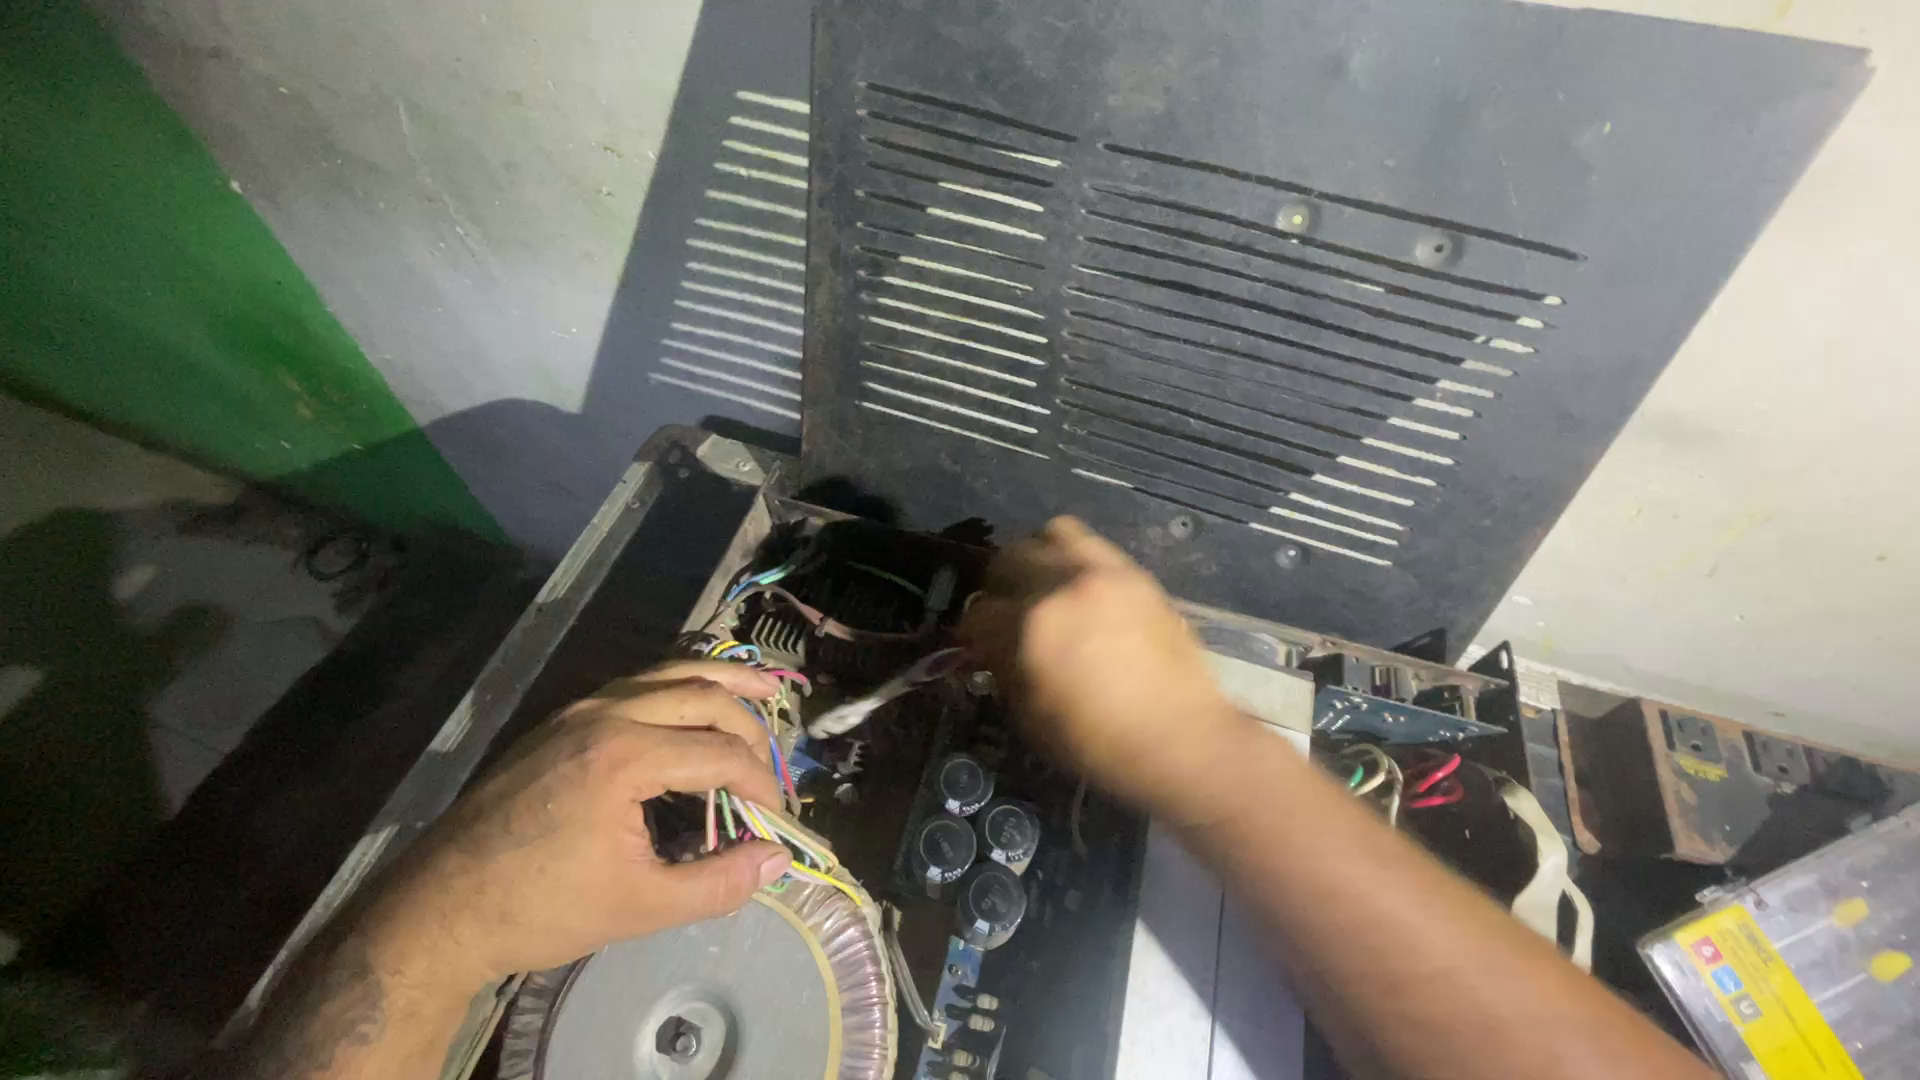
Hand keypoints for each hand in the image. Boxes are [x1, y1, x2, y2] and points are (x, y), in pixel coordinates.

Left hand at [368, 661, 793, 984]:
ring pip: (670, 673)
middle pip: (705, 696)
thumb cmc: (539, 910)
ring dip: (721, 681)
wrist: (435, 911)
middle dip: (750, 728)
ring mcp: (581, 710)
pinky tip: (693, 703)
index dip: (760, 783)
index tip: (776, 818)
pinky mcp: (563, 719)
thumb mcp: (640, 907)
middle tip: (771, 766)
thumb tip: (778, 859)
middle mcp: (608, 715)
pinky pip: (637, 683)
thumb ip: (718, 884)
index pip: (721, 754)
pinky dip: (679, 685)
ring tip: (762, 686)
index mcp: (627, 757)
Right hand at [961, 517, 1255, 809]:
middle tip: (1008, 612)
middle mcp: (1061, 586)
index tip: (978, 645)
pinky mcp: (1135, 574)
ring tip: (1045, 587)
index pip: (979, 612)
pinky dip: (1075, 560)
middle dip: (999, 587)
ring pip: (1051, 535)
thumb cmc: (1098, 743)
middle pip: (1007, 559)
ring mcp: (1102, 574)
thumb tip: (989, 649)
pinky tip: (1081, 592)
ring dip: (1038, 557)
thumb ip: (1003, 671)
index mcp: (1030, 627)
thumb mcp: (1030, 717)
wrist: (1180, 738)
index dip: (972, 632)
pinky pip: (1092, 545)